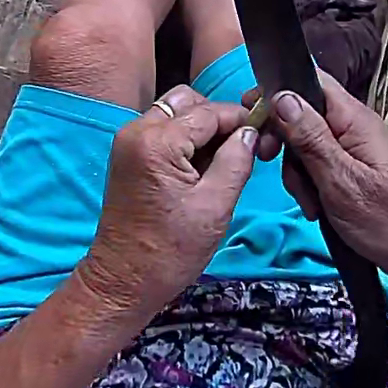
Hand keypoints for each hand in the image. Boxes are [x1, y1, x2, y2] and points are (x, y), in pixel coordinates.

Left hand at [78, 86, 257, 316]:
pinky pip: (165, 129)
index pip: (210, 111)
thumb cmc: (170, 251)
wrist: (122, 285)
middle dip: (220, 119)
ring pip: (177, 112)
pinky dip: (188, 138)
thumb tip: (251, 132)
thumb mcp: (216, 206)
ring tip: (225, 157)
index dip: (242, 119)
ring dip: (204, 127)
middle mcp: (137, 131)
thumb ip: (237, 160)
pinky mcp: (129, 155)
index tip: (265, 134)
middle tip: (242, 146)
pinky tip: (204, 165)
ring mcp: (129, 142)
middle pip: (189, 102)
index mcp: (157, 142)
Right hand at [252, 71, 387, 288]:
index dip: (278, 92)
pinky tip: (319, 209)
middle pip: (304, 116)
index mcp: (354, 118)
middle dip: (285, 143)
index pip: (312, 82)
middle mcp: (355, 126)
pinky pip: (322, 166)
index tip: (251, 114)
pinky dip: (313, 186)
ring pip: (309, 145)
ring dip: (300, 173)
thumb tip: (282, 96)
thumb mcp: (341, 181)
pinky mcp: (356, 171)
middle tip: (274, 167)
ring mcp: (356, 149)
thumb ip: (310, 138)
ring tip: (312, 204)